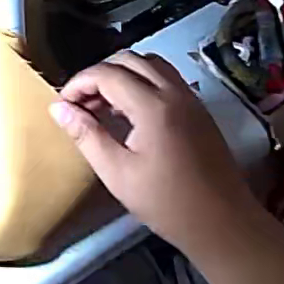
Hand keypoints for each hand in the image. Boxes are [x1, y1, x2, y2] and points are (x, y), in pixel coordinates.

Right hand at [49, 53, 272, 264]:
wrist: (225, 224)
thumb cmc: (168, 204)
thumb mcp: (118, 174)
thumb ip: (86, 135)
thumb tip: (59, 108)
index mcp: (153, 106)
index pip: (106, 74)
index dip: (79, 83)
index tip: (63, 104)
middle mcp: (174, 91)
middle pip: (128, 59)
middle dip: (98, 75)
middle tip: (81, 104)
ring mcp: (190, 97)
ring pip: (149, 63)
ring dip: (121, 74)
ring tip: (104, 105)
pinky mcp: (198, 108)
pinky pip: (165, 77)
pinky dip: (141, 81)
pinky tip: (130, 112)